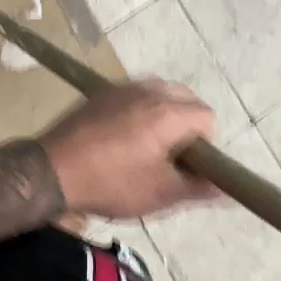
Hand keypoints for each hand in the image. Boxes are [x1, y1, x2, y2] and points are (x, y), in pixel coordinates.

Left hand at [39, 79, 218, 218]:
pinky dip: (141, 107)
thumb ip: (199, 187)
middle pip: (185, 97)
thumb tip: (225, 186)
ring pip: (159, 91)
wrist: (55, 169)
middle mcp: (148, 90)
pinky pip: (134, 92)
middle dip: (187, 123)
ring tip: (150, 146)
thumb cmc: (112, 183)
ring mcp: (121, 86)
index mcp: (167, 112)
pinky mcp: (101, 91)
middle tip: (173, 157)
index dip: (205, 143)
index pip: (207, 115)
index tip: (190, 165)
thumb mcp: (161, 194)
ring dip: (164, 112)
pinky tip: (125, 135)